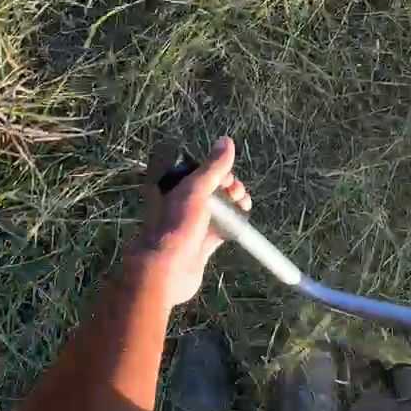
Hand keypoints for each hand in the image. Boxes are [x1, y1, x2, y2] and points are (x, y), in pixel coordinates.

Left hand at [129, 136, 250, 309]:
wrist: (166, 270)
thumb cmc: (176, 224)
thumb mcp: (196, 189)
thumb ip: (213, 167)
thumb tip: (227, 140)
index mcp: (174, 187)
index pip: (202, 172)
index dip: (219, 172)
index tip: (228, 179)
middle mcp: (182, 204)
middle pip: (212, 190)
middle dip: (230, 188)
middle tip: (238, 193)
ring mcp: (192, 225)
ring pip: (218, 209)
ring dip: (234, 205)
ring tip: (244, 205)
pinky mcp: (201, 244)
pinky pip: (220, 230)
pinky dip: (232, 225)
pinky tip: (241, 222)